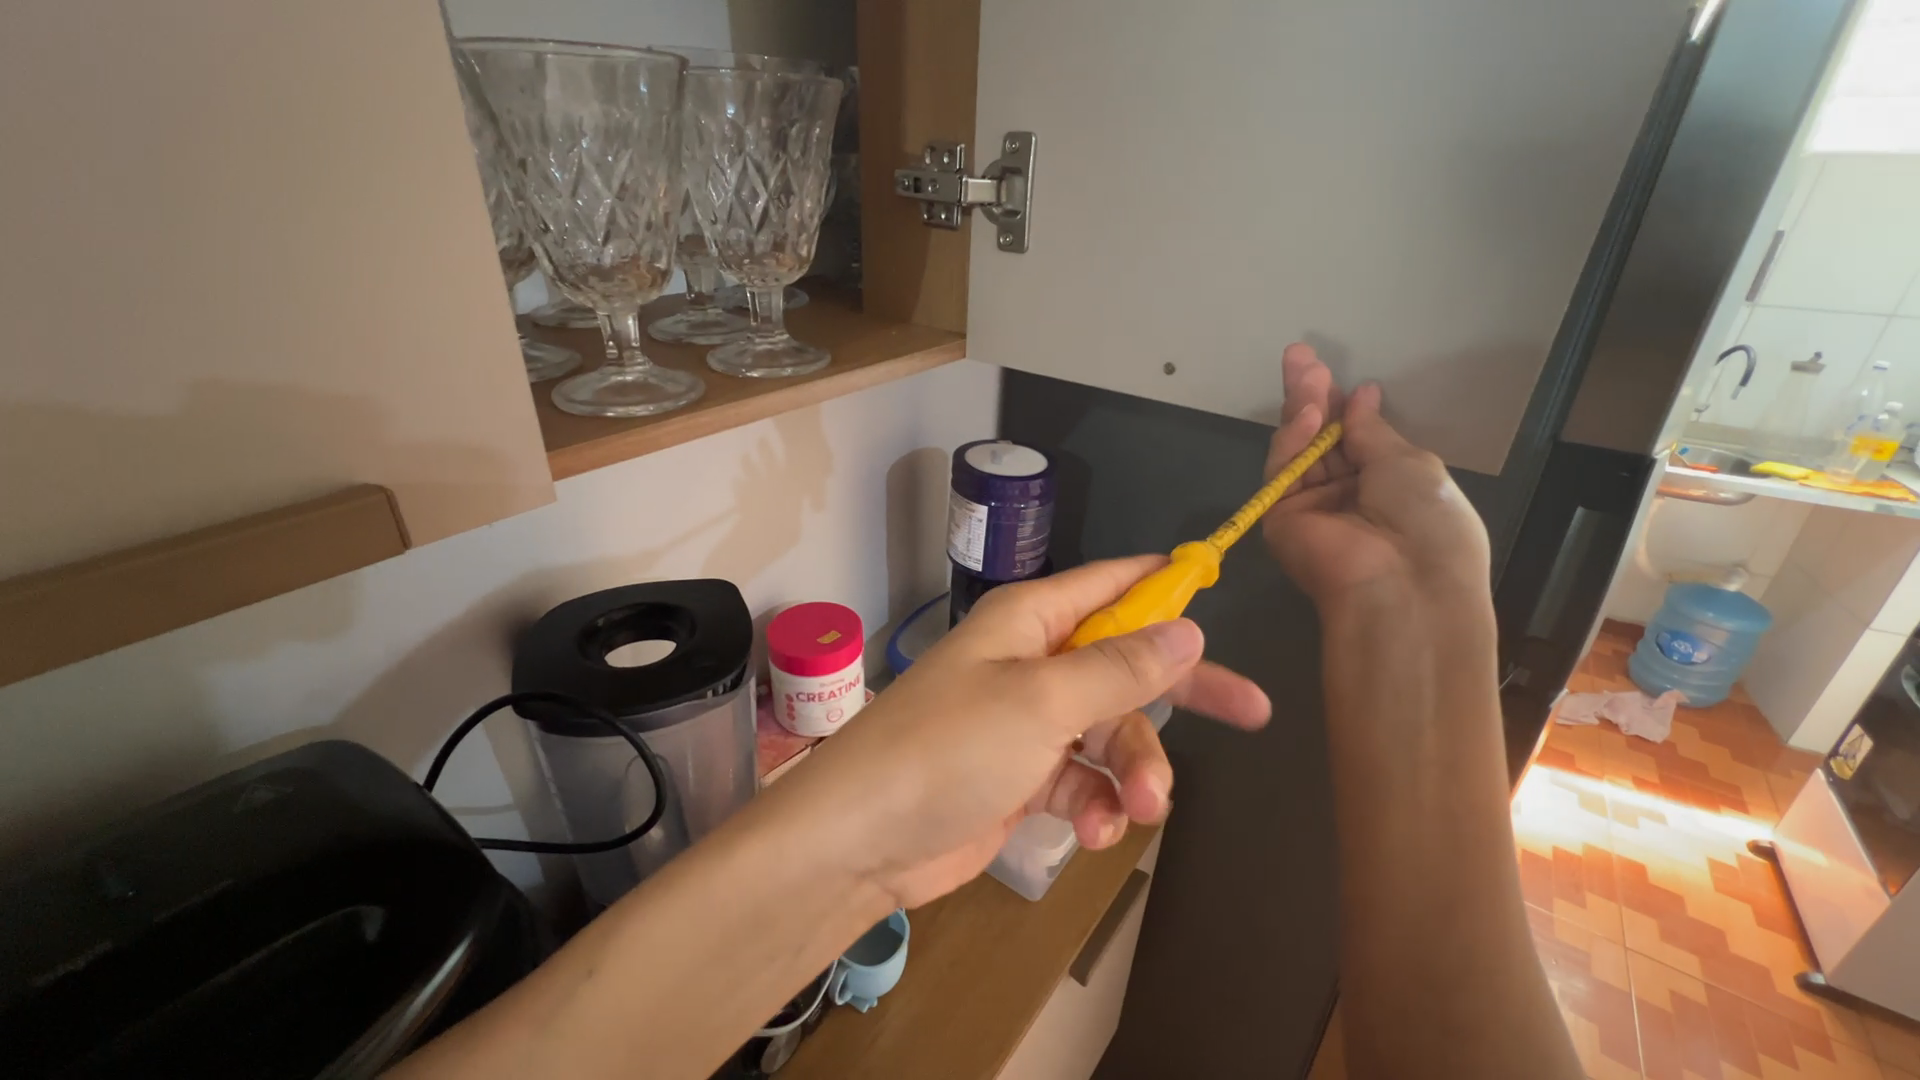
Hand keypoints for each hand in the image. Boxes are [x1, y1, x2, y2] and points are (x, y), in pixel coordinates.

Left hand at [793, 558, 1270, 909]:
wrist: (863, 838)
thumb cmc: (950, 747)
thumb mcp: (1043, 700)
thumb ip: (1120, 668)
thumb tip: (1188, 628)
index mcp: (1031, 620)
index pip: (1111, 585)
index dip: (1163, 583)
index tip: (1217, 580)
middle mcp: (1032, 662)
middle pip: (1126, 666)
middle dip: (1181, 695)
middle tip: (1254, 711)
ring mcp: (1027, 723)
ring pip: (1110, 732)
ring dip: (1133, 771)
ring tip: (1141, 808)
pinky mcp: (1022, 777)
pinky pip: (1082, 781)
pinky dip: (1098, 806)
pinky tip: (1101, 833)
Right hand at [1261, 343, 1491, 609]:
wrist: (1402, 584)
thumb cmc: (1427, 522)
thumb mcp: (1411, 464)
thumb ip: (1374, 432)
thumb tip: (1363, 397)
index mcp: (1385, 485)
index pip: (1356, 438)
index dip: (1348, 407)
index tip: (1344, 379)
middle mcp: (1345, 495)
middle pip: (1321, 438)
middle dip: (1313, 396)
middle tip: (1301, 356)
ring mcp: (1310, 507)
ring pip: (1298, 449)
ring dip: (1302, 408)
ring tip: (1303, 369)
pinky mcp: (1280, 518)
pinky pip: (1282, 473)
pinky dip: (1292, 441)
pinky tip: (1308, 414)